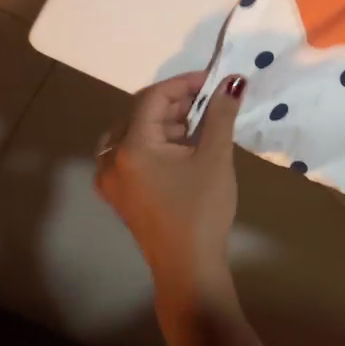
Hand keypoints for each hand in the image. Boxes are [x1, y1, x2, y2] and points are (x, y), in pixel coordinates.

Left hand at [95, 71, 246, 295]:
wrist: (188, 264)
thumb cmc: (201, 207)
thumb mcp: (215, 154)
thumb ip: (221, 113)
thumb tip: (233, 81)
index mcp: (131, 148)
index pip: (152, 97)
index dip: (184, 83)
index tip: (215, 81)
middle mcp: (111, 161)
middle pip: (140, 113)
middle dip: (176, 102)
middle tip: (211, 102)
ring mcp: (112, 180)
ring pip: (134, 133)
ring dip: (167, 122)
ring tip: (201, 125)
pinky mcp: (121, 194)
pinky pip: (132, 153)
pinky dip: (157, 142)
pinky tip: (184, 149)